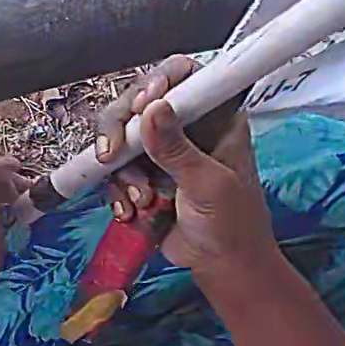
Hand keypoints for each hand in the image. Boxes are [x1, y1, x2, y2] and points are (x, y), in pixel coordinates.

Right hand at [98, 56, 274, 276]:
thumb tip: (150, 108)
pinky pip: (114, 169)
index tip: (141, 104)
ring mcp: (160, 150)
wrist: (222, 267)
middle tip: (111, 154)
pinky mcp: (142, 174)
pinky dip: (116, 190)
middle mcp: (185, 126)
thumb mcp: (208, 184)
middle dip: (121, 131)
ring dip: (122, 171)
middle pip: (138, 104)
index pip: (183, 77)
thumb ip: (177, 148)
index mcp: (214, 117)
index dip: (159, 81)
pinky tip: (131, 211)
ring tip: (142, 200)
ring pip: (120, 138)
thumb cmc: (232, 224)